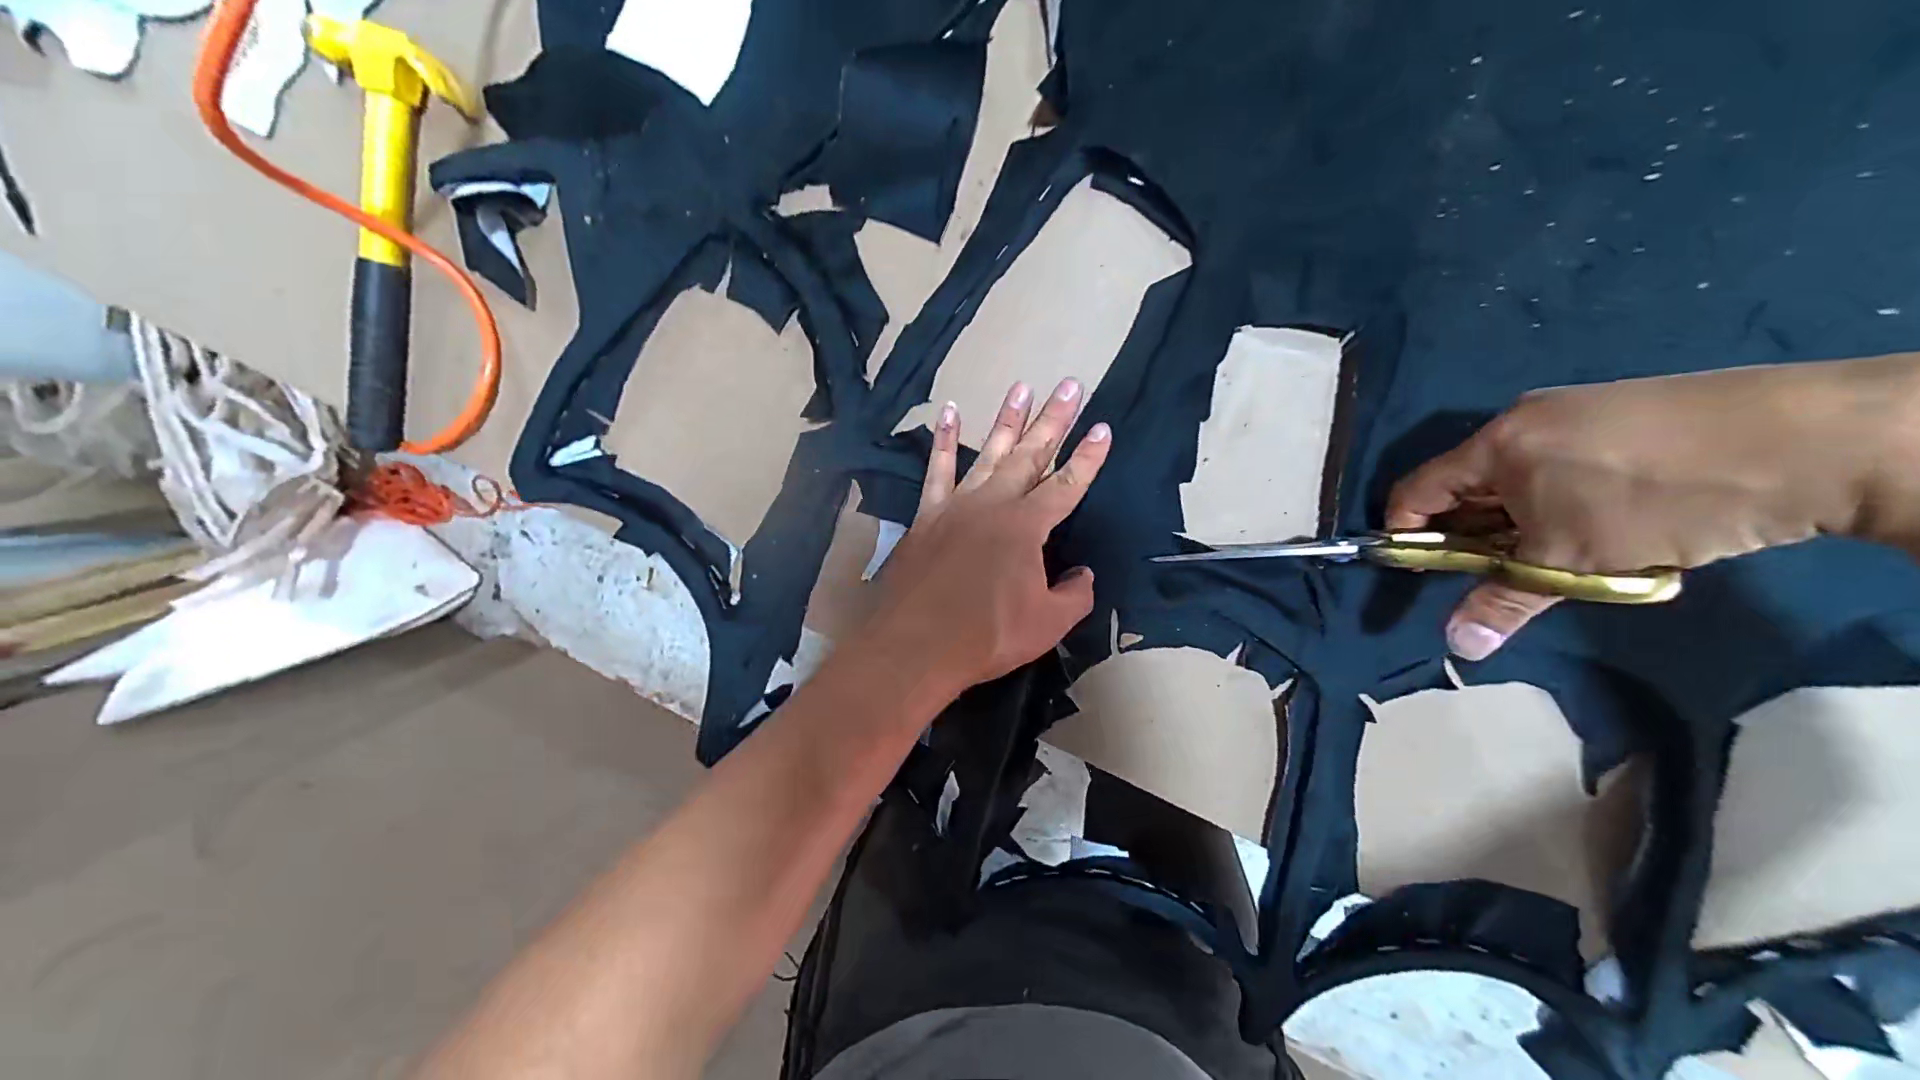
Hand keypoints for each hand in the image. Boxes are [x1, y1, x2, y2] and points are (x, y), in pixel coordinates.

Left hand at [856, 378, 1112, 699]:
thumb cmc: (986, 635)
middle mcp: (993, 505)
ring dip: (1006, 419)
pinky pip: (937, 470)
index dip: (1088, 458)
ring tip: (1021, 385)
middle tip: (1069, 384)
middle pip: (1030, 455)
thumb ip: (1073, 595)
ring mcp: (956, 506)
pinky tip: (948, 414)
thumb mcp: (1047, 623)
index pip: (1067, 485)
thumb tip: (1083, 574)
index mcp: (1026, 527)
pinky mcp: (927, 516)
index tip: (1104, 427)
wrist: (915, 644)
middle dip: (1053, 419)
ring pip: (988, 453)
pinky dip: (943, 441)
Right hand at [1386, 357, 1919, 660]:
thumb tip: (1459, 646)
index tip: (1425, 572)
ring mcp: (1579, 412)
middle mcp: (1525, 420)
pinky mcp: (1627, 416)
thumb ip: (1507, 599)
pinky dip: (1568, 503)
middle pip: (1468, 486)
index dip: (1408, 533)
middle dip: (1476, 534)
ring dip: (1527, 524)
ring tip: (1572, 555)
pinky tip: (1615, 525)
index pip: (1416, 490)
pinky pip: (1567, 466)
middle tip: (1506, 573)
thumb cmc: (1663, 498)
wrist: (1819, 440)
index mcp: (1496, 444)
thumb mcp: (1574, 560)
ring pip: (1521, 481)